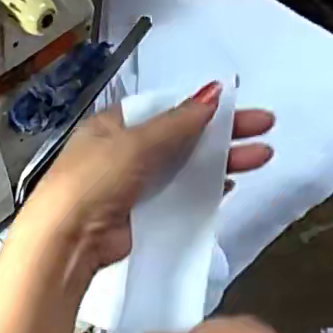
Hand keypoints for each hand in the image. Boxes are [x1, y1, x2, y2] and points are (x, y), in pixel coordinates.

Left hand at [20, 80, 274, 273]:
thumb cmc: (93, 181)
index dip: (201, 107)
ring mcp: (132, 184)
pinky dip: (203, 189)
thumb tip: (213, 92)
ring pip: (184, 167)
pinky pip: (178, 195)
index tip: (237, 105)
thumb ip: (178, 122)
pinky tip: (229, 184)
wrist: (68, 240)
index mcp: (113, 126)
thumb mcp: (135, 144)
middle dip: (222, 133)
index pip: (165, 110)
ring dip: (220, 161)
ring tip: (261, 156)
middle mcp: (122, 152)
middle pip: (181, 138)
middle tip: (264, 128)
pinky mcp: (141, 214)